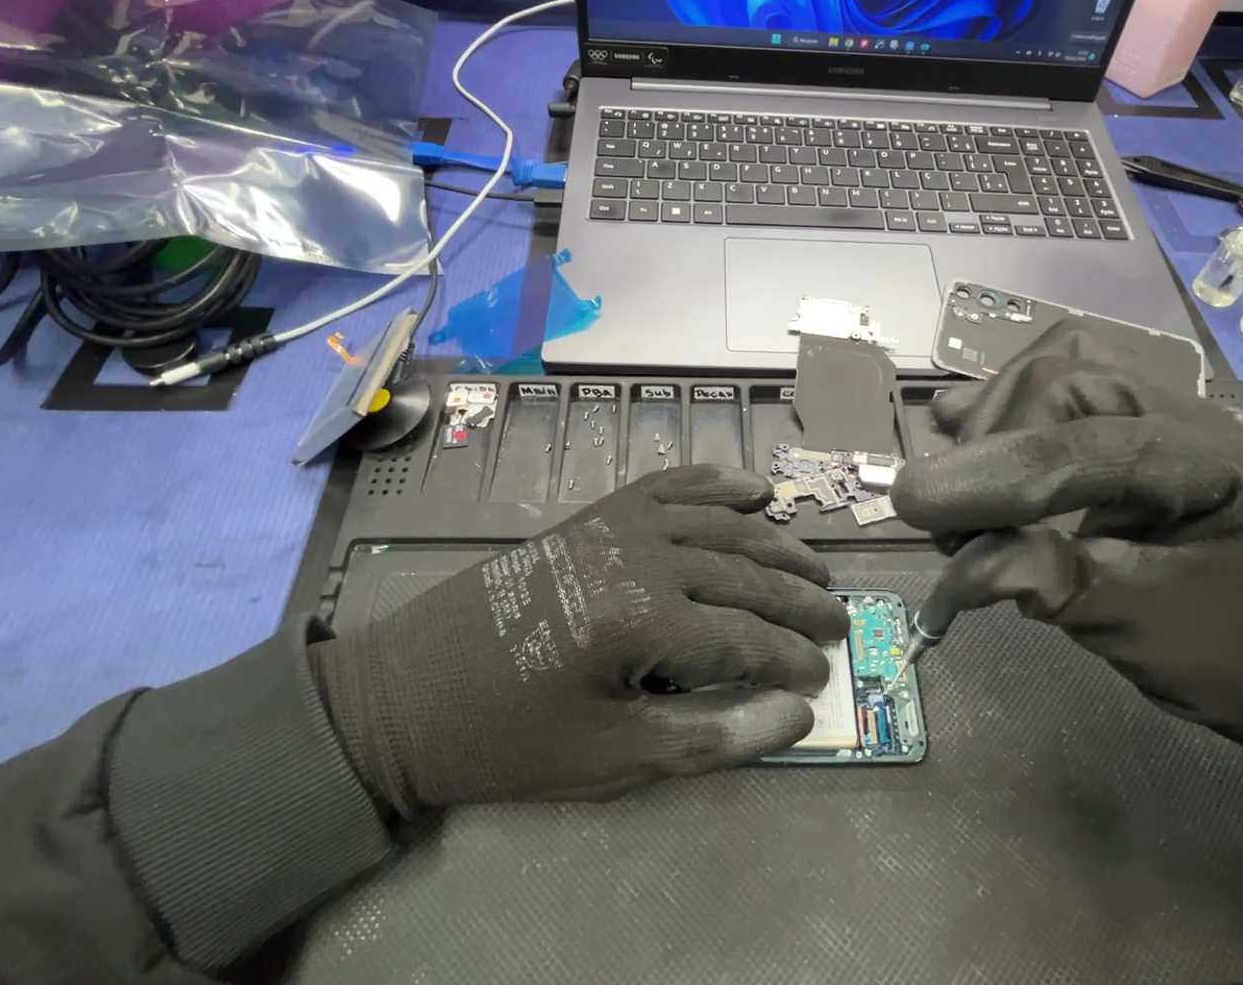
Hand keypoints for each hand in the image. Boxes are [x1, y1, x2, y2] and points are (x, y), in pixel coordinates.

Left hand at [309, 465, 849, 809]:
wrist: (406, 693)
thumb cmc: (507, 739)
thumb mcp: (610, 759)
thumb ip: (712, 736)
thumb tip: (798, 716)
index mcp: (641, 620)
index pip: (746, 639)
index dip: (790, 661)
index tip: (821, 681)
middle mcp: (638, 556)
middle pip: (743, 573)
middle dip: (797, 600)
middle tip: (837, 620)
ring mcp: (614, 525)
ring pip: (718, 523)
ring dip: (772, 543)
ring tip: (811, 565)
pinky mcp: (593, 514)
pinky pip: (668, 485)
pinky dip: (714, 482)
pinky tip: (750, 488)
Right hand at [892, 325, 1242, 882]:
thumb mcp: (1141, 632)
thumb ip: (1044, 580)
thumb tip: (954, 564)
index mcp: (1235, 464)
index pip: (1088, 446)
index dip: (988, 474)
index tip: (910, 504)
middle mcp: (1215, 416)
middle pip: (1074, 377)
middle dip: (993, 435)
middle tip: (947, 506)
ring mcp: (1192, 417)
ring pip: (1074, 371)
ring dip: (1001, 416)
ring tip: (960, 469)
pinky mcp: (1164, 435)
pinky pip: (1083, 401)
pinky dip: (1022, 418)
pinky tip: (983, 436)